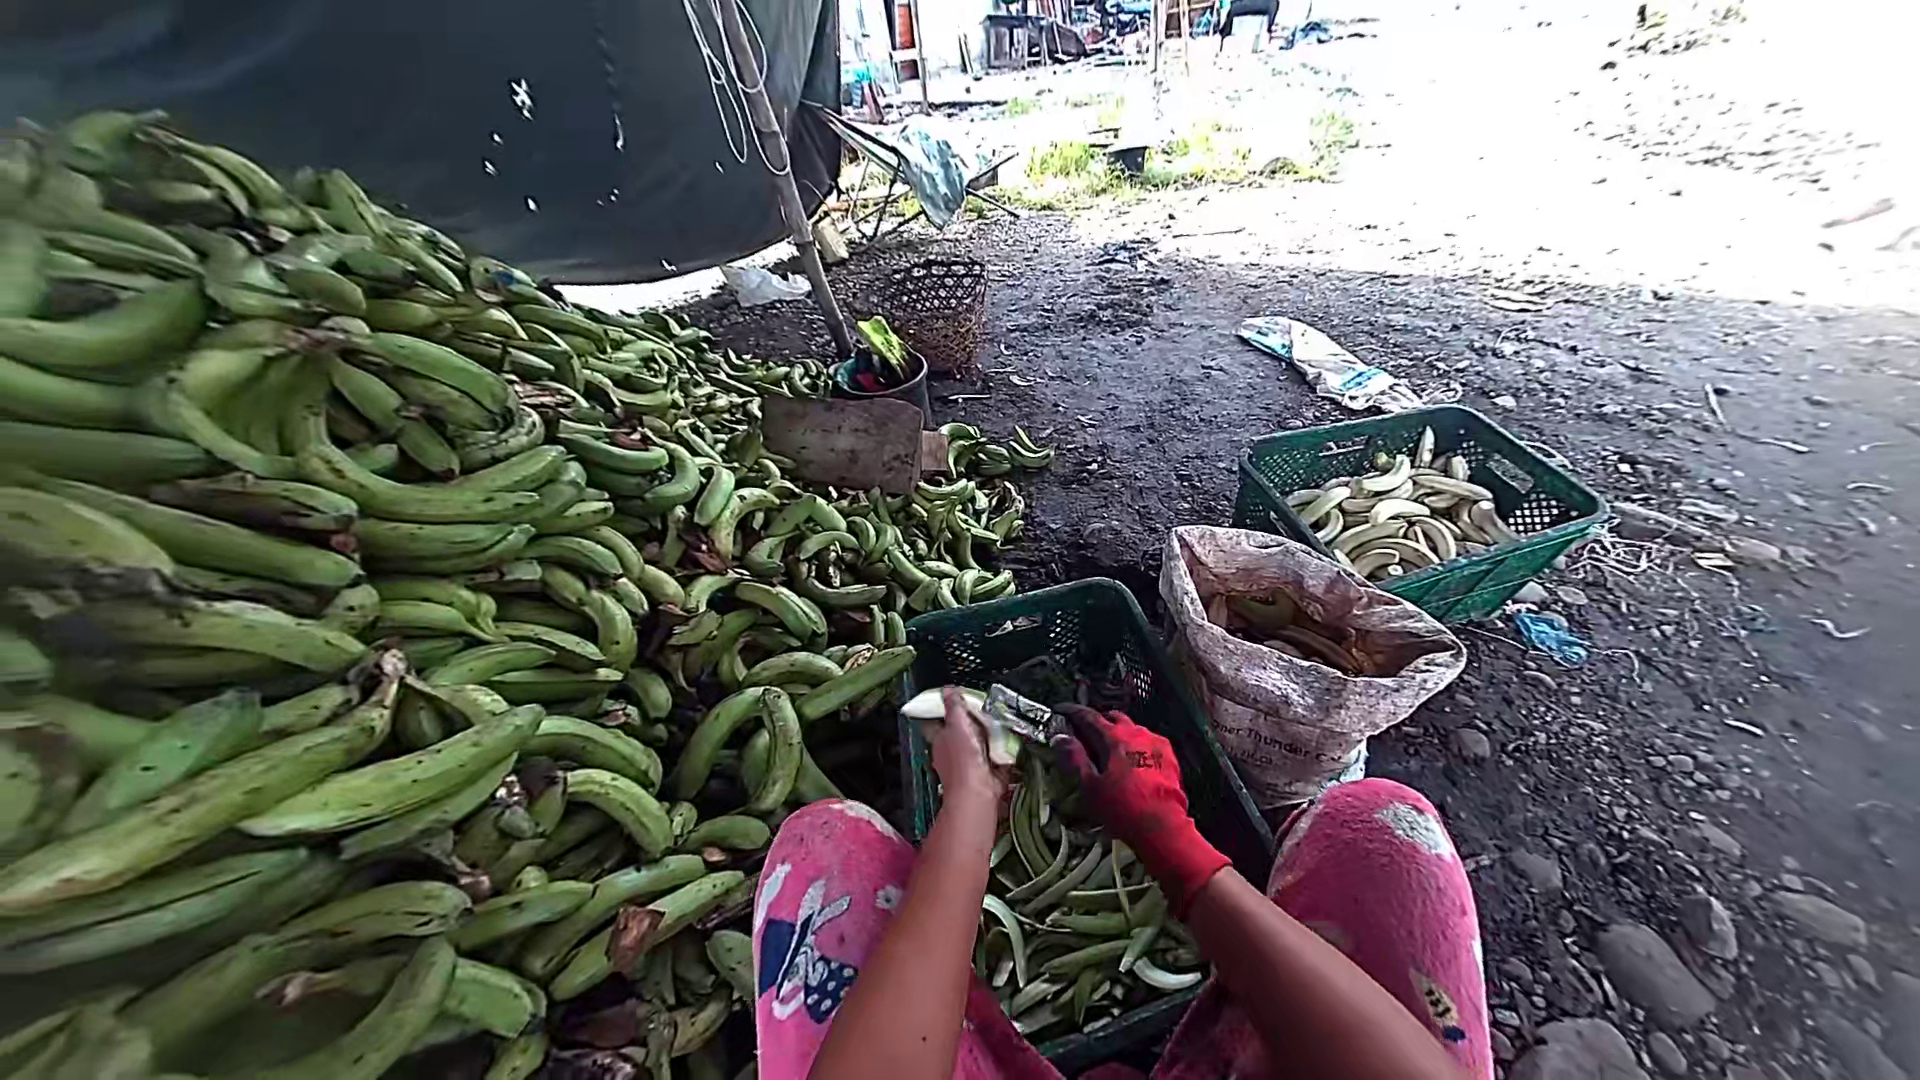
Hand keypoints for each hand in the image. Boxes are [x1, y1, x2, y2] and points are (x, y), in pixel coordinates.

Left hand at [930, 686, 1006, 811]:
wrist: (979, 790)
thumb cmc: (963, 758)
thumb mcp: (957, 723)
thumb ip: (953, 705)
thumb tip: (947, 689)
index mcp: (940, 738)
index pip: (936, 720)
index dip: (942, 709)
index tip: (954, 698)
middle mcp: (952, 751)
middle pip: (960, 730)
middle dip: (972, 720)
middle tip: (984, 706)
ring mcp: (969, 762)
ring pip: (979, 741)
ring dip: (989, 733)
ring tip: (1000, 719)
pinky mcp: (987, 771)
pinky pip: (995, 754)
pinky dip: (1003, 748)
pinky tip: (1010, 739)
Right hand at [1052, 706, 1229, 915]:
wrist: (1164, 828)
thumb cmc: (1124, 808)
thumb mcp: (1090, 786)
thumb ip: (1074, 758)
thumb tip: (1060, 738)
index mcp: (1114, 737)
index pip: (1088, 716)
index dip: (1072, 712)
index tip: (1062, 711)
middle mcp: (1136, 733)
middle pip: (1112, 718)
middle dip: (1098, 722)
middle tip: (1086, 734)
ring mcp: (1155, 743)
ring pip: (1132, 729)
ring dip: (1119, 734)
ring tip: (1110, 750)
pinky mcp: (1169, 757)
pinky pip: (1148, 742)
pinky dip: (1136, 746)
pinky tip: (1133, 762)